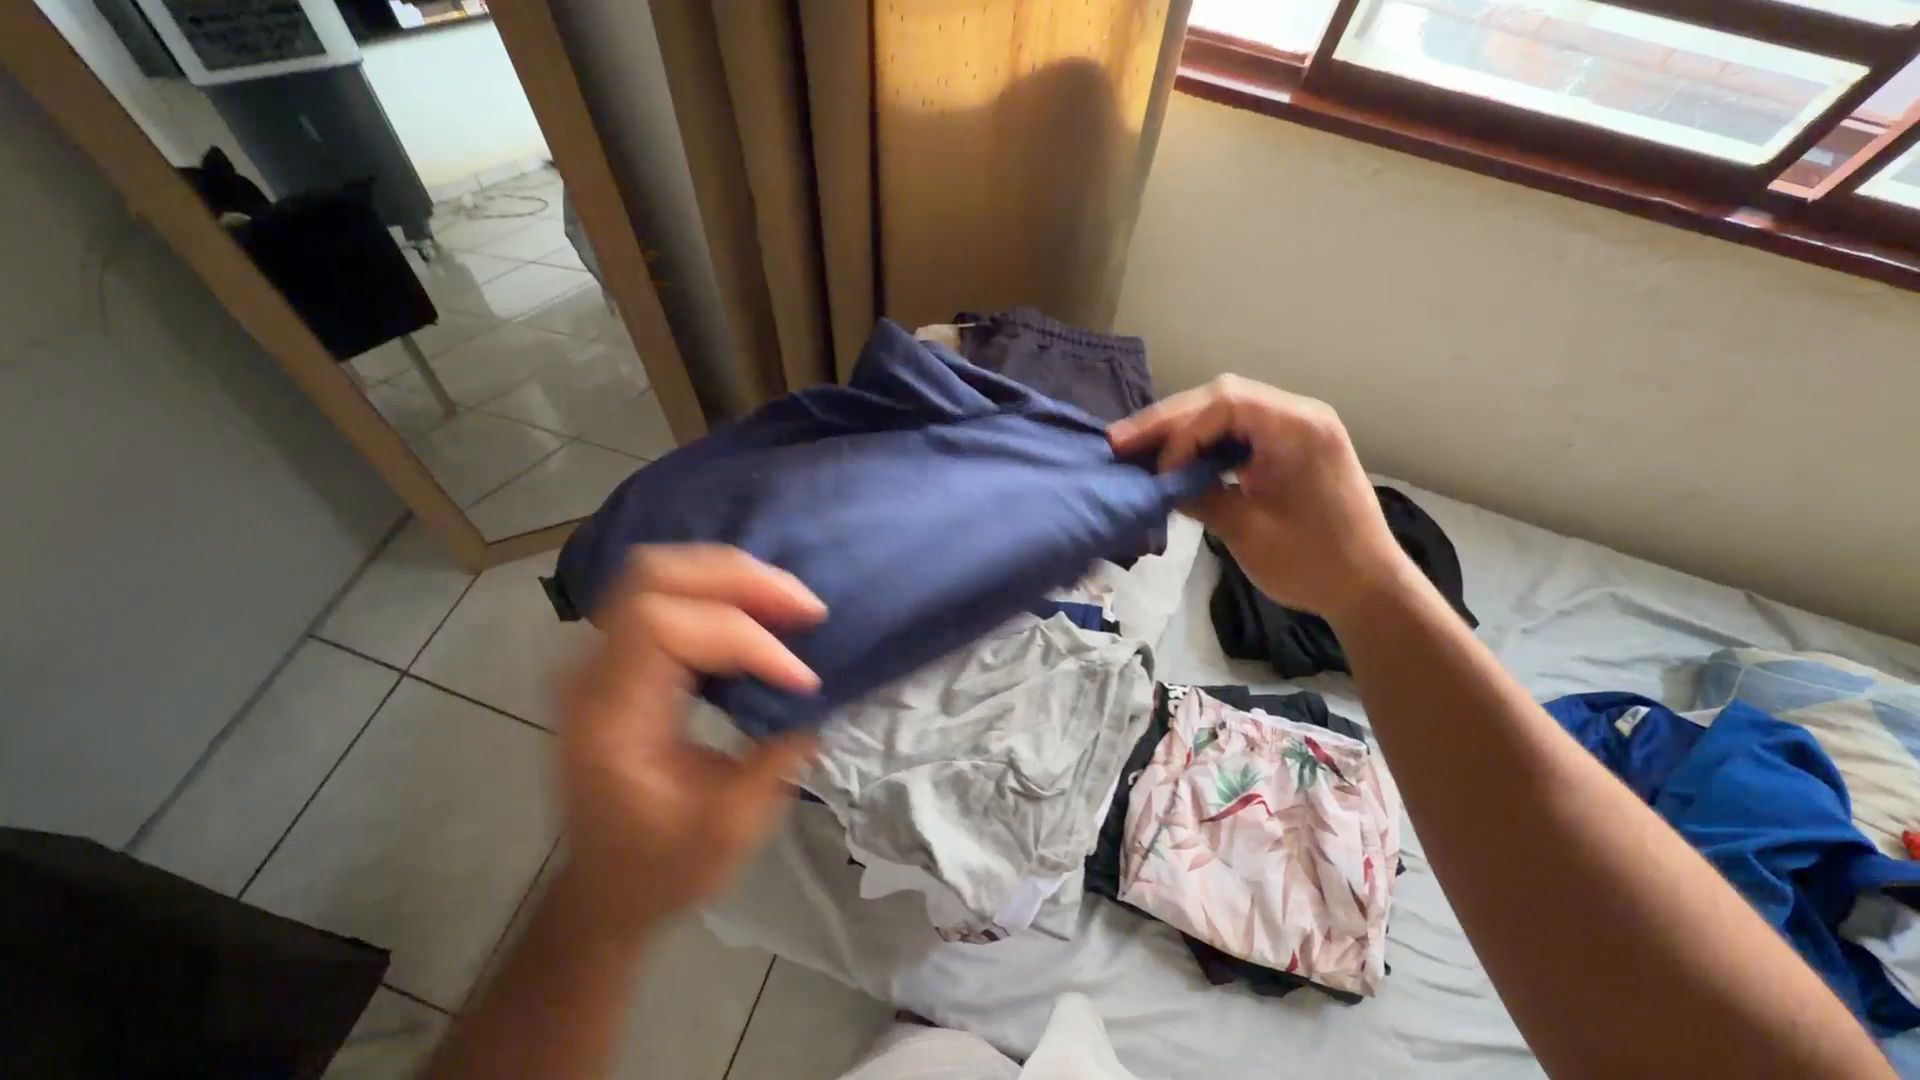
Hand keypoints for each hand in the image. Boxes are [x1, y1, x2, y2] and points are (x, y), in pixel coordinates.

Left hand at [552, 545, 824, 933]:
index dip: (744, 638)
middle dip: (738, 579)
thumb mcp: (727, 833)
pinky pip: (663, 594)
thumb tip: (814, 705)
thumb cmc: (660, 868)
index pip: (665, 628)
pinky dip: (717, 589)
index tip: (801, 679)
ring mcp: (596, 660)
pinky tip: (760, 612)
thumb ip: (772, 764)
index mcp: (610, 718)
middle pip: (653, 577)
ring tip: (788, 604)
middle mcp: (591, 674)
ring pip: (656, 572)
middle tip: (805, 607)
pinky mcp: (616, 658)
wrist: (605, 890)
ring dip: (730, 576)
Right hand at [1109, 376, 1411, 621]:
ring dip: (1181, 431)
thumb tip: (1157, 483)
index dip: (1181, 432)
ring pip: (1224, 412)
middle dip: (1168, 422)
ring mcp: (1295, 430)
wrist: (1369, 589)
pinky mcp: (1287, 450)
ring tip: (1136, 449)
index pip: (1225, 404)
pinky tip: (1173, 461)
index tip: (1158, 472)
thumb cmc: (1315, 563)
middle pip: (1221, 398)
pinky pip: (1237, 432)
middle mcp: (1299, 416)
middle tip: (1119, 443)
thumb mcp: (1250, 532)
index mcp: (1300, 428)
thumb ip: (1201, 498)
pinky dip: (1202, 444)